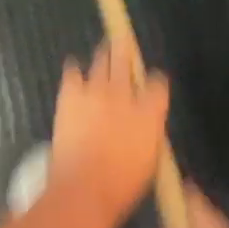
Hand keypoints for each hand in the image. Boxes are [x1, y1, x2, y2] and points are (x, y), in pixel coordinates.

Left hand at [49, 38, 171, 222]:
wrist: (84, 187)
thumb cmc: (122, 185)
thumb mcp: (149, 160)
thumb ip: (149, 133)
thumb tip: (147, 121)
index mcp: (150, 111)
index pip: (157, 83)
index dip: (155, 81)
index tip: (152, 81)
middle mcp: (124, 94)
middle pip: (126, 62)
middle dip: (126, 49)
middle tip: (123, 39)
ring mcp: (96, 90)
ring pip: (101, 60)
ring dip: (103, 54)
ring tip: (104, 47)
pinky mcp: (71, 93)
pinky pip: (72, 71)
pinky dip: (74, 70)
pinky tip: (74, 69)